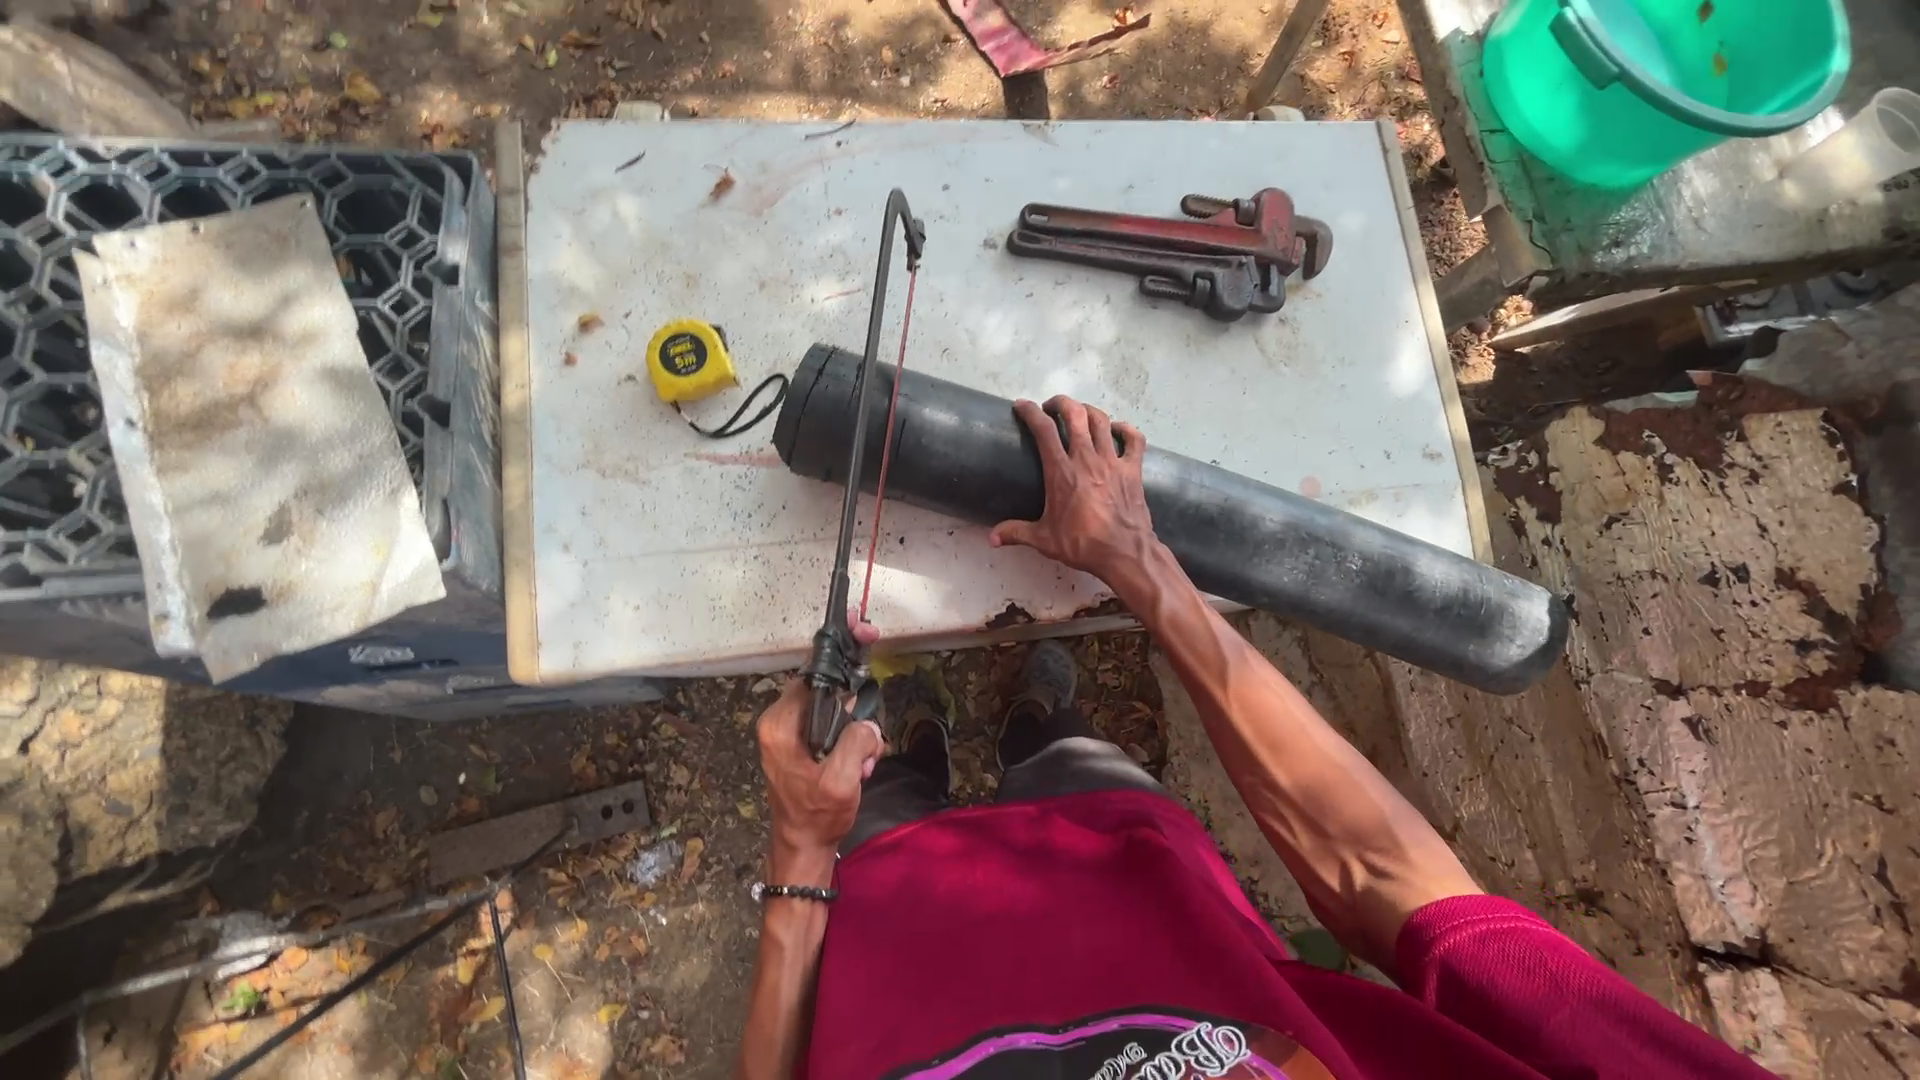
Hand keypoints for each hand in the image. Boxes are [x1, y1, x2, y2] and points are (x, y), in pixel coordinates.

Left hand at [754, 678, 882, 876]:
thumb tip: (868, 724)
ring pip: (830, 711)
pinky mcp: (797, 745)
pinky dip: (846, 743)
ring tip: (862, 762)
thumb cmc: (818, 815)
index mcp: (779, 725)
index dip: (841, 684)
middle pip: (824, 694)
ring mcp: (785, 734)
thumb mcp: (842, 779)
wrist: (804, 848)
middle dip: (851, 715)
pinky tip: (855, 767)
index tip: (863, 699)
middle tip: (865, 747)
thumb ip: (856, 741)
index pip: (813, 679)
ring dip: (853, 733)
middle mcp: (776, 723)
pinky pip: (828, 728)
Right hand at [990, 395, 1157, 582]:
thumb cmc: (1082, 544)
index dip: (1030, 412)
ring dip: (1088, 411)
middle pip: (1075, 414)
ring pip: (1101, 421)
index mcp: (1061, 471)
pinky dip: (1126, 429)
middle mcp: (1086, 458)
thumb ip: (1016, 532)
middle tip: (1051, 407)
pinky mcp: (1133, 469)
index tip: (1022, 406)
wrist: (1124, 552)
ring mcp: (1112, 461)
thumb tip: (991, 538)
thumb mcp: (1044, 540)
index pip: (1043, 430)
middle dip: (1060, 403)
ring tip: (1079, 414)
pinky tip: (1118, 429)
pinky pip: (1134, 439)